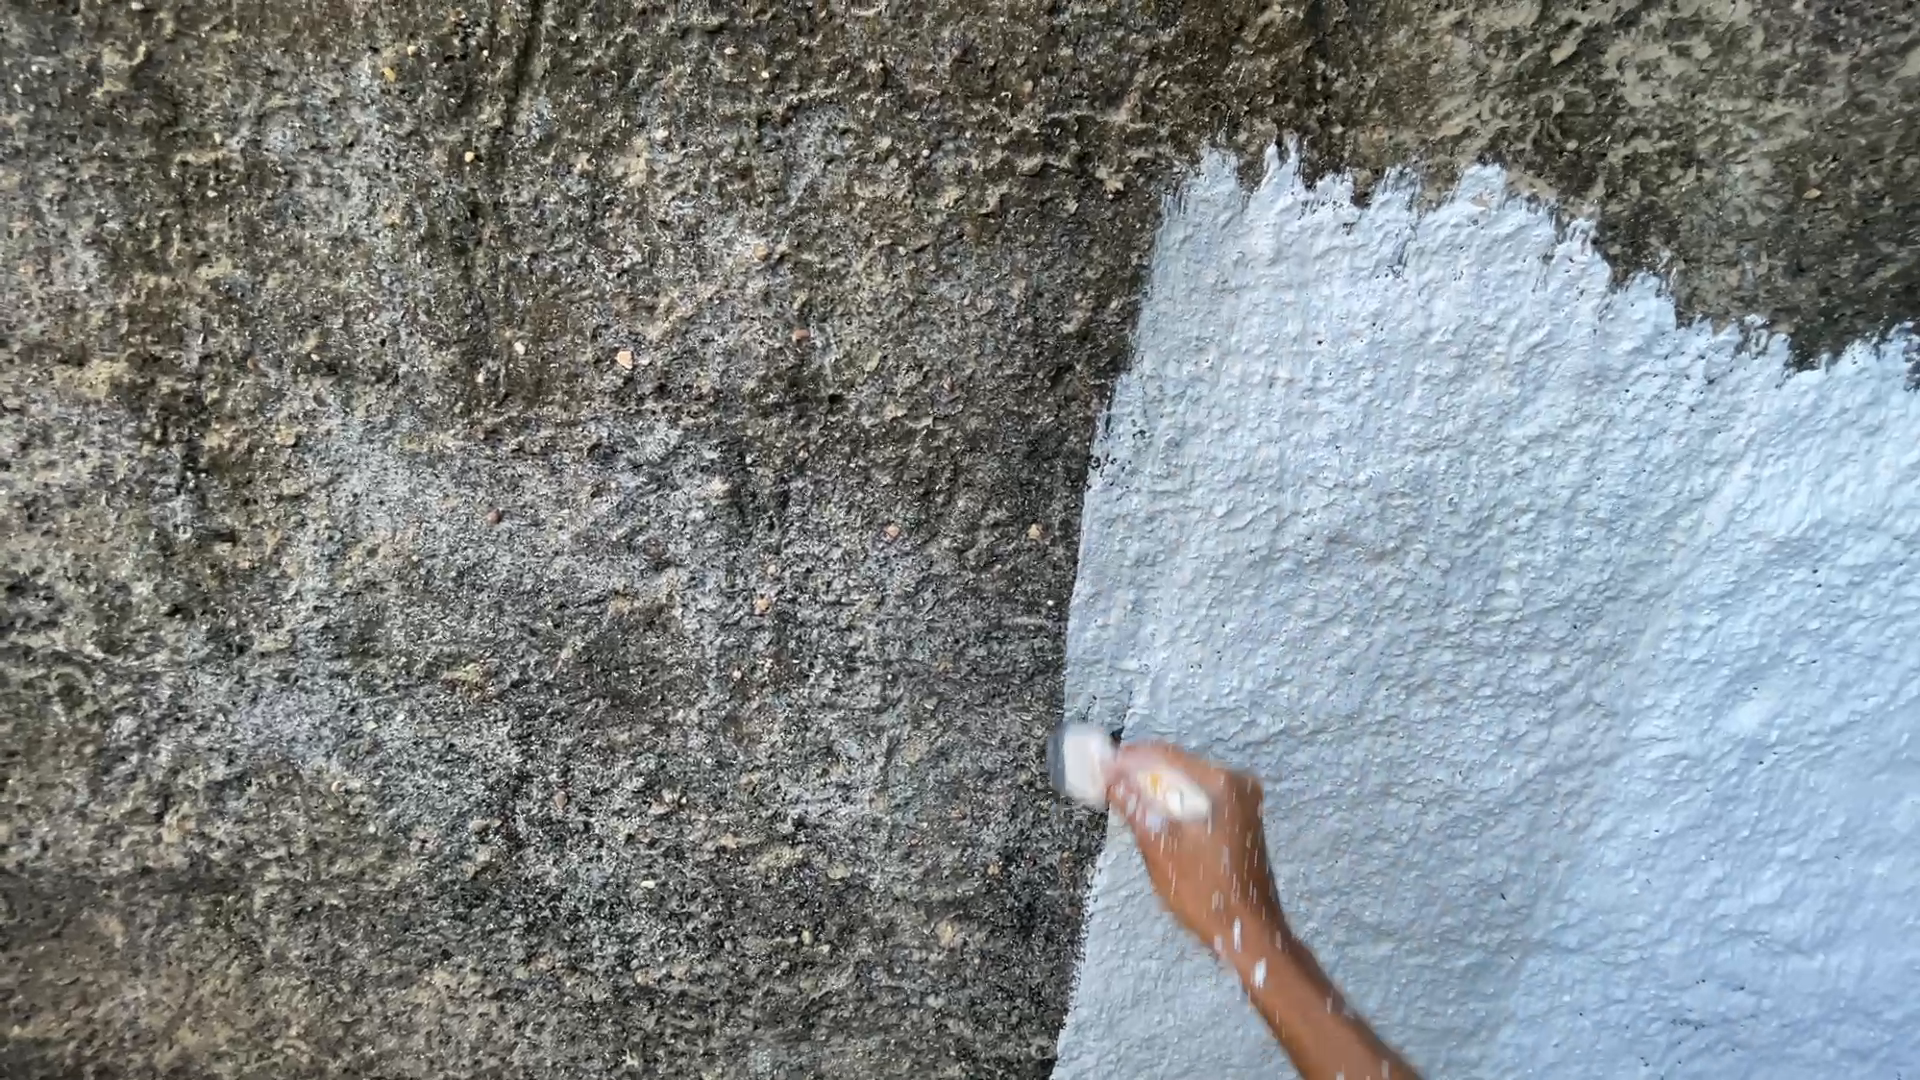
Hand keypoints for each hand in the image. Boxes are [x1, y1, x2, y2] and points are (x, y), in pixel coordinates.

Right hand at [1106, 740, 1285, 960]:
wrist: (1250, 934)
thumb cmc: (1205, 893)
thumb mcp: (1159, 847)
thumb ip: (1132, 804)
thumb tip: (1107, 775)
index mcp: (1221, 784)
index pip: (1166, 755)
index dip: (1129, 758)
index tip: (1102, 765)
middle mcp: (1237, 783)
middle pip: (1178, 764)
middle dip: (1141, 770)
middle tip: (1108, 778)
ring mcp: (1244, 798)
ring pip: (1188, 779)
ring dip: (1156, 785)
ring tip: (1123, 792)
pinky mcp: (1242, 814)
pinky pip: (1200, 794)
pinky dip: (1175, 798)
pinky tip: (1152, 807)